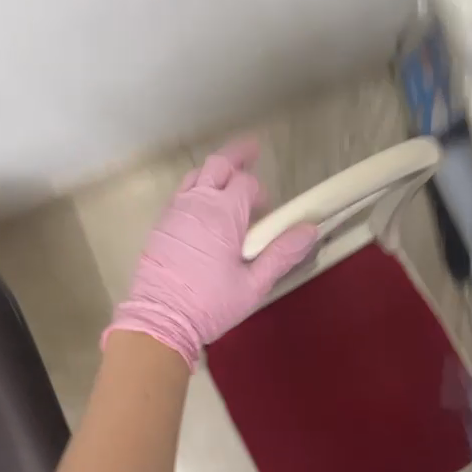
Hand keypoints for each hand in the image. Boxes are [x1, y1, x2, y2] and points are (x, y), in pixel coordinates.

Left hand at [102, 139, 319, 363]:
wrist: (161, 319)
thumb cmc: (209, 304)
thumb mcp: (253, 285)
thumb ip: (280, 254)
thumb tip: (309, 231)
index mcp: (222, 214)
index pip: (246, 183)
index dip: (260, 191)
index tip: (267, 208)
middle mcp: (196, 204)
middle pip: (218, 165)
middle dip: (237, 156)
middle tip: (252, 152)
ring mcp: (175, 212)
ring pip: (196, 176)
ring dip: (214, 173)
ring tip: (227, 179)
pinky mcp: (161, 226)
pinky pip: (181, 195)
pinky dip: (196, 190)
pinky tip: (203, 207)